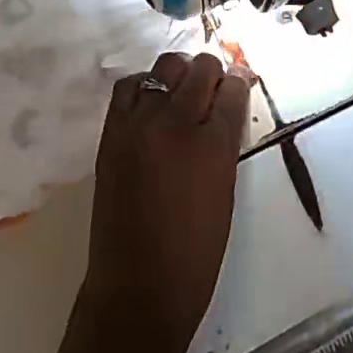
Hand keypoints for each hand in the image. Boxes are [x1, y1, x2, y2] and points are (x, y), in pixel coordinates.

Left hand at [53, 53, 248, 352]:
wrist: (139, 285)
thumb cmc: (197, 245)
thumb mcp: (226, 184)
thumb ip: (226, 137)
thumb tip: (227, 104)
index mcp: (214, 142)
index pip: (233, 87)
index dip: (239, 83)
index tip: (239, 85)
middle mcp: (176, 123)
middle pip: (201, 68)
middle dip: (213, 74)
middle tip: (213, 93)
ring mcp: (140, 125)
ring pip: (166, 67)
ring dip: (180, 74)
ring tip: (182, 94)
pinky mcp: (112, 133)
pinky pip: (130, 87)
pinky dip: (145, 86)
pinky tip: (153, 103)